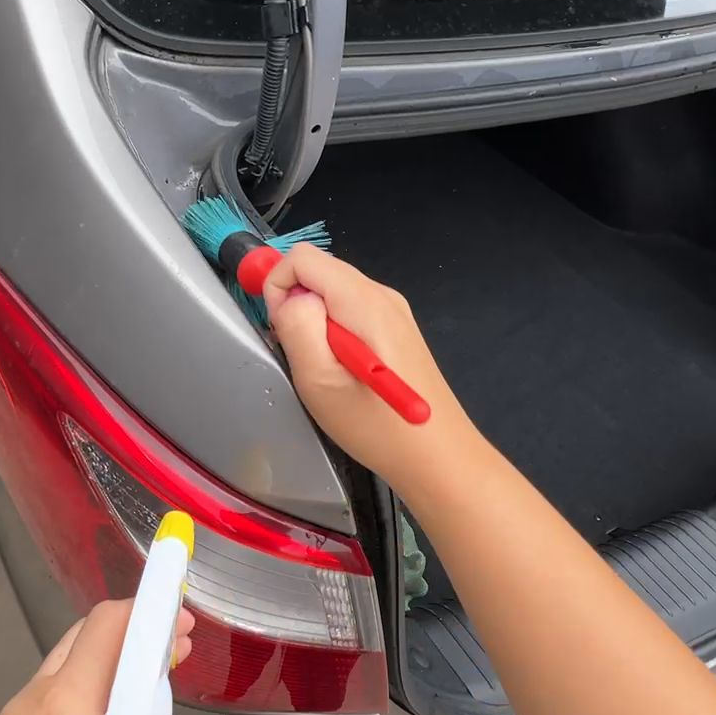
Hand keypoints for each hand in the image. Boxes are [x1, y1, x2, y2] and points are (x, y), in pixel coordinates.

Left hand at [0, 599, 230, 714]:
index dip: (153, 611)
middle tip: (177, 665)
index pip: (110, 623)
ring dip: (112, 683)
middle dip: (136, 646)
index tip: (186, 620)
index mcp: (62, 707)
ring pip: (67, 677)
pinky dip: (84, 713)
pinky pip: (49, 713)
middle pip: (87, 642)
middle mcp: (26, 706)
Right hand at [262, 243, 487, 497]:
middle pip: (319, 270)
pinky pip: (350, 309)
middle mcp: (382, 295)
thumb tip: (290, 296)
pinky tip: (343, 369)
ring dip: (314, 320)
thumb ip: (297, 327)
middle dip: (295, 303)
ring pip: (332, 290)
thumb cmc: (375, 425)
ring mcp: (393, 311)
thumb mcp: (319, 380)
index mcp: (363, 302)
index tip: (280, 328)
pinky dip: (333, 329)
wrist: (436, 456)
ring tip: (322, 367)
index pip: (302, 257)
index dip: (278, 286)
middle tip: (300, 353)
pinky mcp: (396, 328)